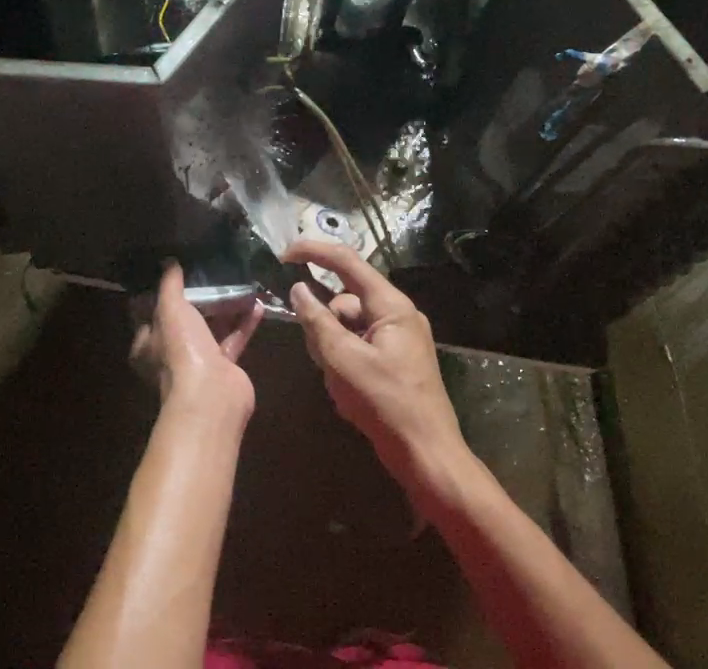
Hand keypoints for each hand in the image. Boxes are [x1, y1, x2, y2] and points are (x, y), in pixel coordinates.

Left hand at [131, 261, 262, 418]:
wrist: (212, 395)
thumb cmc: (181, 350)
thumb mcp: (170, 308)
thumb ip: (170, 284)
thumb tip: (168, 261)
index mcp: (148, 345)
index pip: (148, 315)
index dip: (157, 294)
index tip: (172, 273)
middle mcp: (171, 354)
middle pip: (182, 322)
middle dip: (196, 300)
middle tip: (210, 273)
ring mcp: (199, 363)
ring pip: (211, 330)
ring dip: (224, 309)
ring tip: (237, 283)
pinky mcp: (225, 368)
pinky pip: (233, 340)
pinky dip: (244, 323)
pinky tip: (256, 304)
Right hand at [284, 240, 468, 489]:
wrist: (426, 454)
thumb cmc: (385, 402)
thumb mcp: (342, 359)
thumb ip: (316, 320)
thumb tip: (297, 289)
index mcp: (391, 306)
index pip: (347, 262)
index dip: (313, 252)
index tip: (281, 256)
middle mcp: (396, 315)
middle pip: (343, 301)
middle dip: (323, 324)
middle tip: (322, 358)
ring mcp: (396, 339)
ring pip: (346, 327)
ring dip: (331, 349)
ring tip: (338, 382)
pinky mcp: (392, 360)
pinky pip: (356, 347)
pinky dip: (343, 363)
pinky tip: (346, 392)